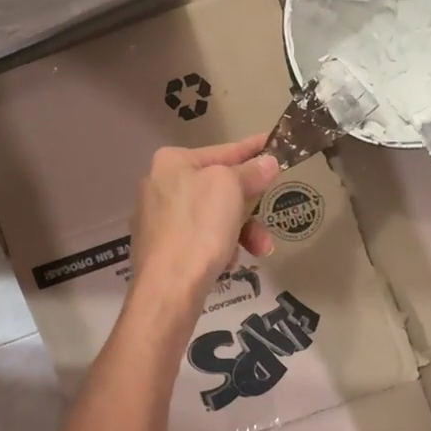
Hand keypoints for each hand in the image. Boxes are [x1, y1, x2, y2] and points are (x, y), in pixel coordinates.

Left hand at [128, 134, 280, 308]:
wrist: (169, 286)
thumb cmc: (200, 225)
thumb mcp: (231, 188)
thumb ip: (251, 172)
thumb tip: (268, 163)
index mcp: (172, 162)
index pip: (223, 151)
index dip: (252, 148)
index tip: (273, 143)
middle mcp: (159, 185)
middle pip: (219, 187)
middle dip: (249, 205)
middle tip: (269, 214)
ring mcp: (157, 219)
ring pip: (213, 216)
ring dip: (241, 231)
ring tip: (258, 249)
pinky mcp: (161, 249)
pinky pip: (201, 239)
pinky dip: (219, 247)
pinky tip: (227, 263)